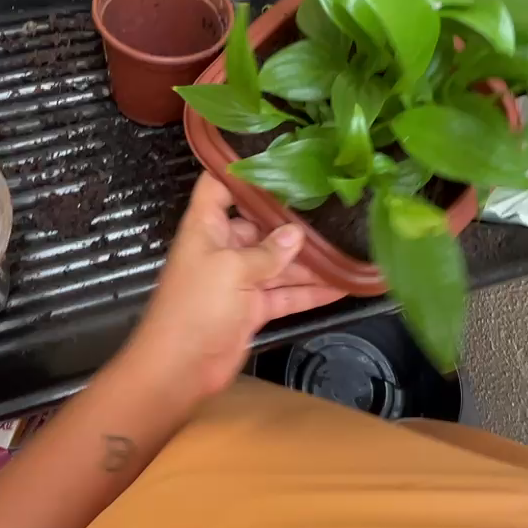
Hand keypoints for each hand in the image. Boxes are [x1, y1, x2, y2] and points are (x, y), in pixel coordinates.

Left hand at [111, 174, 345, 403]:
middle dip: (293, 222)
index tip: (279, 159)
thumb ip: (267, 252)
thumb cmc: (196, 308)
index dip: (241, 171)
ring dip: (309, 261)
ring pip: (278, 263)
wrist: (179, 369)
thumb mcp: (232, 270)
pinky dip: (310, 292)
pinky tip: (342, 286)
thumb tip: (296, 234)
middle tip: (334, 207)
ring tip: (349, 247)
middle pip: (260, 226)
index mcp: (207, 227)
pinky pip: (285, 294)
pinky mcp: (252, 308)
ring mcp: (238, 280)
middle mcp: (223, 248)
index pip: (219, 186)